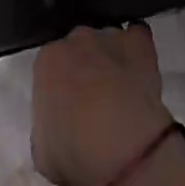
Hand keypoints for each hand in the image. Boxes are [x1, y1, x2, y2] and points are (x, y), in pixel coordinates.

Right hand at [33, 25, 184, 185]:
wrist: (116, 141)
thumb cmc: (73, 150)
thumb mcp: (44, 150)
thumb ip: (47, 126)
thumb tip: (57, 126)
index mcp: (47, 61)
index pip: (52, 65)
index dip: (63, 85)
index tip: (71, 106)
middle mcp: (74, 39)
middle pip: (79, 47)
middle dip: (86, 67)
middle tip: (96, 99)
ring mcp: (108, 36)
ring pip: (108, 40)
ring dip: (112, 58)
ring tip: (123, 88)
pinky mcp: (138, 42)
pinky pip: (137, 35)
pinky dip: (138, 47)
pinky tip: (140, 64)